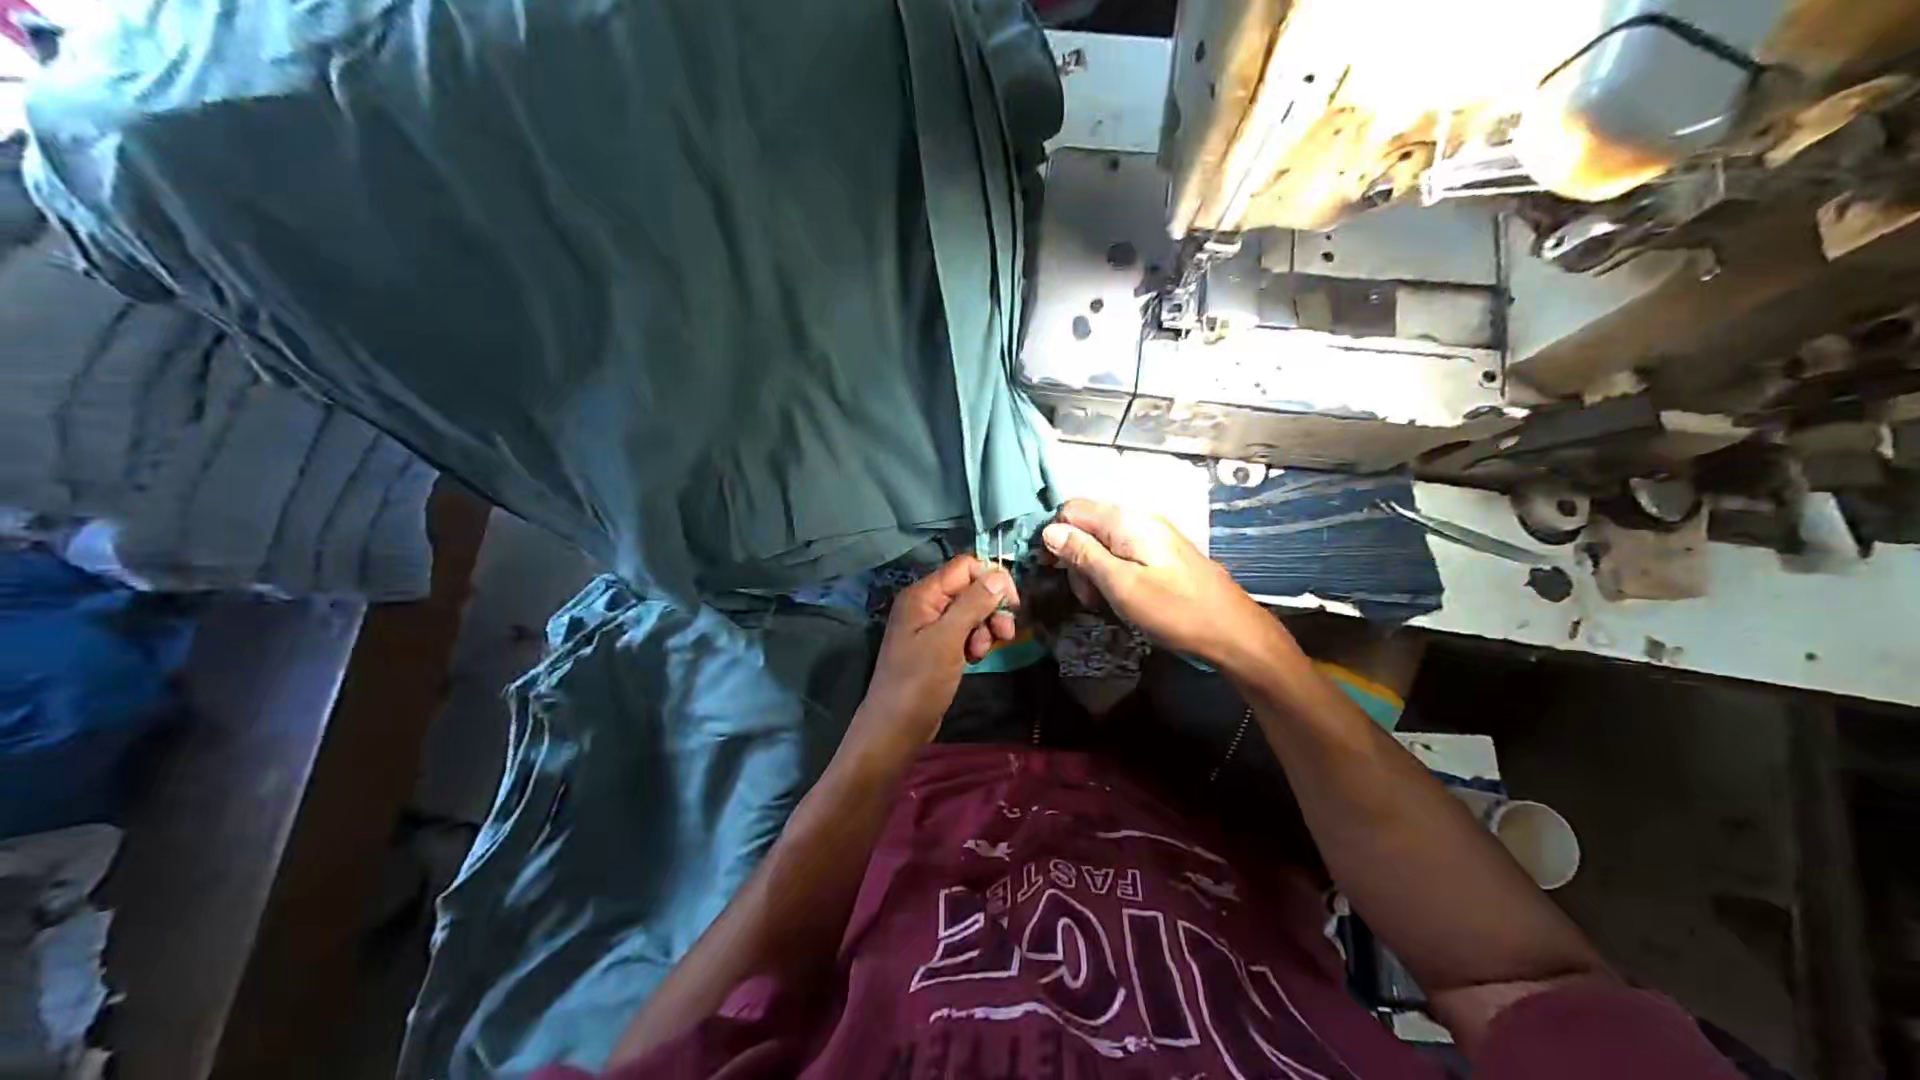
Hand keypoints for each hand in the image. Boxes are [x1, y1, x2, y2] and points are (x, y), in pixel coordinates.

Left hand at [851, 555, 1018, 758]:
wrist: (896, 726)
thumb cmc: (919, 681)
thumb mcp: (948, 639)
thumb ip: (973, 604)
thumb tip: (999, 575)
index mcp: (922, 594)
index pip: (964, 567)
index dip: (991, 579)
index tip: (1011, 604)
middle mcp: (926, 604)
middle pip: (970, 589)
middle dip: (991, 608)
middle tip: (1005, 633)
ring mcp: (930, 626)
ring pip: (971, 612)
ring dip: (985, 627)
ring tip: (983, 651)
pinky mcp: (937, 646)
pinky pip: (964, 632)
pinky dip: (975, 641)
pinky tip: (975, 658)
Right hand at [1040, 498, 1289, 669]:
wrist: (1232, 631)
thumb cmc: (1174, 610)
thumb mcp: (1121, 585)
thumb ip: (1083, 554)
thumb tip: (1050, 530)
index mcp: (1127, 520)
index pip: (1072, 509)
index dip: (1055, 537)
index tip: (1052, 570)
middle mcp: (1139, 518)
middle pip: (1087, 525)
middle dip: (1076, 558)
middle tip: (1087, 595)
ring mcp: (1153, 534)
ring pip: (1103, 541)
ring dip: (1093, 569)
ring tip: (1104, 601)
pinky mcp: (1161, 552)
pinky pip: (1123, 553)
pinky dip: (1112, 573)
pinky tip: (1121, 597)